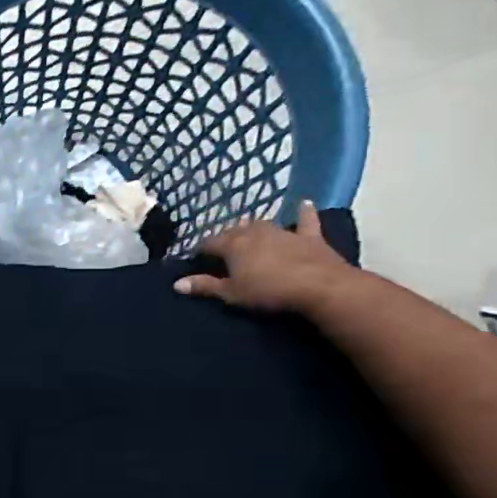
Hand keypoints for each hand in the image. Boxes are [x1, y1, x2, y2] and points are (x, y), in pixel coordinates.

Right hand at [173, 201, 354, 312]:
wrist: (320, 287)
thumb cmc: (269, 291)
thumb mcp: (231, 293)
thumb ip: (205, 286)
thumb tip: (176, 283)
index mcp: (233, 246)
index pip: (209, 242)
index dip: (200, 249)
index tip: (195, 256)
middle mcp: (254, 233)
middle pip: (234, 230)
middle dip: (225, 236)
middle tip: (220, 246)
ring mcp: (283, 232)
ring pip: (261, 224)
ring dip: (252, 226)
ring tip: (245, 228)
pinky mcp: (309, 237)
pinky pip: (305, 221)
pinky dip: (304, 213)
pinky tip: (304, 203)